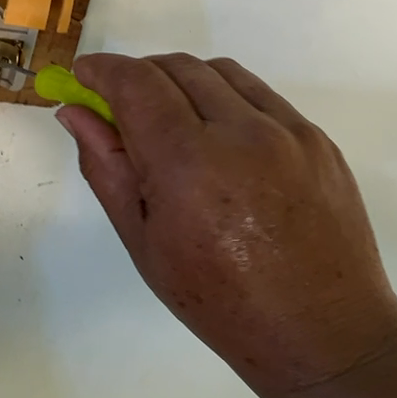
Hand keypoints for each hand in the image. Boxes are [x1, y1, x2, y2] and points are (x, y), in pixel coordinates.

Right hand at [56, 53, 396, 394]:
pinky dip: (223, 99)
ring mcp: (288, 131)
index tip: (81, 76)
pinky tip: (216, 143)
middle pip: (175, 67)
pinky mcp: (317, 139)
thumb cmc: (215, 299)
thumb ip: (106, 167)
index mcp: (189, 163)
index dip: (101, 70)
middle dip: (136, 74)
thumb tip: (75, 113)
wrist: (321, 330)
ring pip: (219, 72)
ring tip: (168, 123)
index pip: (136, 83)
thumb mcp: (142, 238)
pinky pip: (259, 95)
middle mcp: (242, 133)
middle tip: (116, 107)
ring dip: (180, 81)